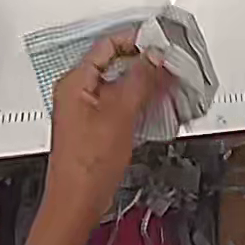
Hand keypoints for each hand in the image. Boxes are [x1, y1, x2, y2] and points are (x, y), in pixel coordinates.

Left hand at [42, 32, 168, 226]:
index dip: (134, 40)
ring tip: (169, 82)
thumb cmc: (86, 166)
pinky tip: (157, 104)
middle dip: (144, 62)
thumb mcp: (120, 114)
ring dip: (144, 82)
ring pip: (120, 84)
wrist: (78, 203)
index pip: (107, 45)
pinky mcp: (97, 125)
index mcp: (75, 82)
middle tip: (168, 63)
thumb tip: (154, 57)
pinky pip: (121, 102)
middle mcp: (78, 92)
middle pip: (115, 63)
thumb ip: (139, 80)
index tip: (158, 42)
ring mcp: (87, 109)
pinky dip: (139, 99)